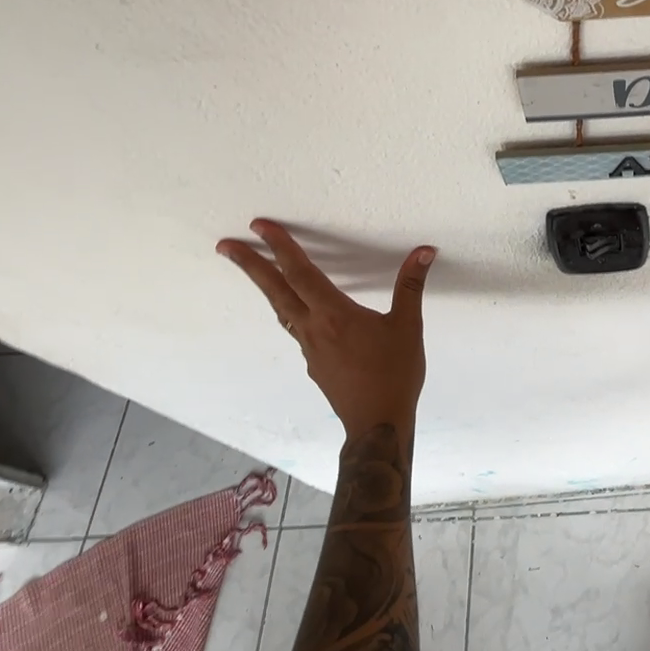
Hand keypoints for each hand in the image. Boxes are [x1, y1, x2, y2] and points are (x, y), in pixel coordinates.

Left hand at [217, 219, 432, 441]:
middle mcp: (313, 329)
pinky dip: (291, 310)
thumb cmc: (395, 374)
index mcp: (334, 315)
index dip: (281, 246)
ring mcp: (309, 349)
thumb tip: (424, 251)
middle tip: (225, 245)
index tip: (261, 226)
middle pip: (276, 290)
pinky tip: (304, 313)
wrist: (377, 424)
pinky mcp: (314, 364)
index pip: (301, 273)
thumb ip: (411, 286)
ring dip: (268, 287)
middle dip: (250, 265)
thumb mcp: (408, 326)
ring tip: (257, 272)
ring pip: (283, 310)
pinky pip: (297, 329)